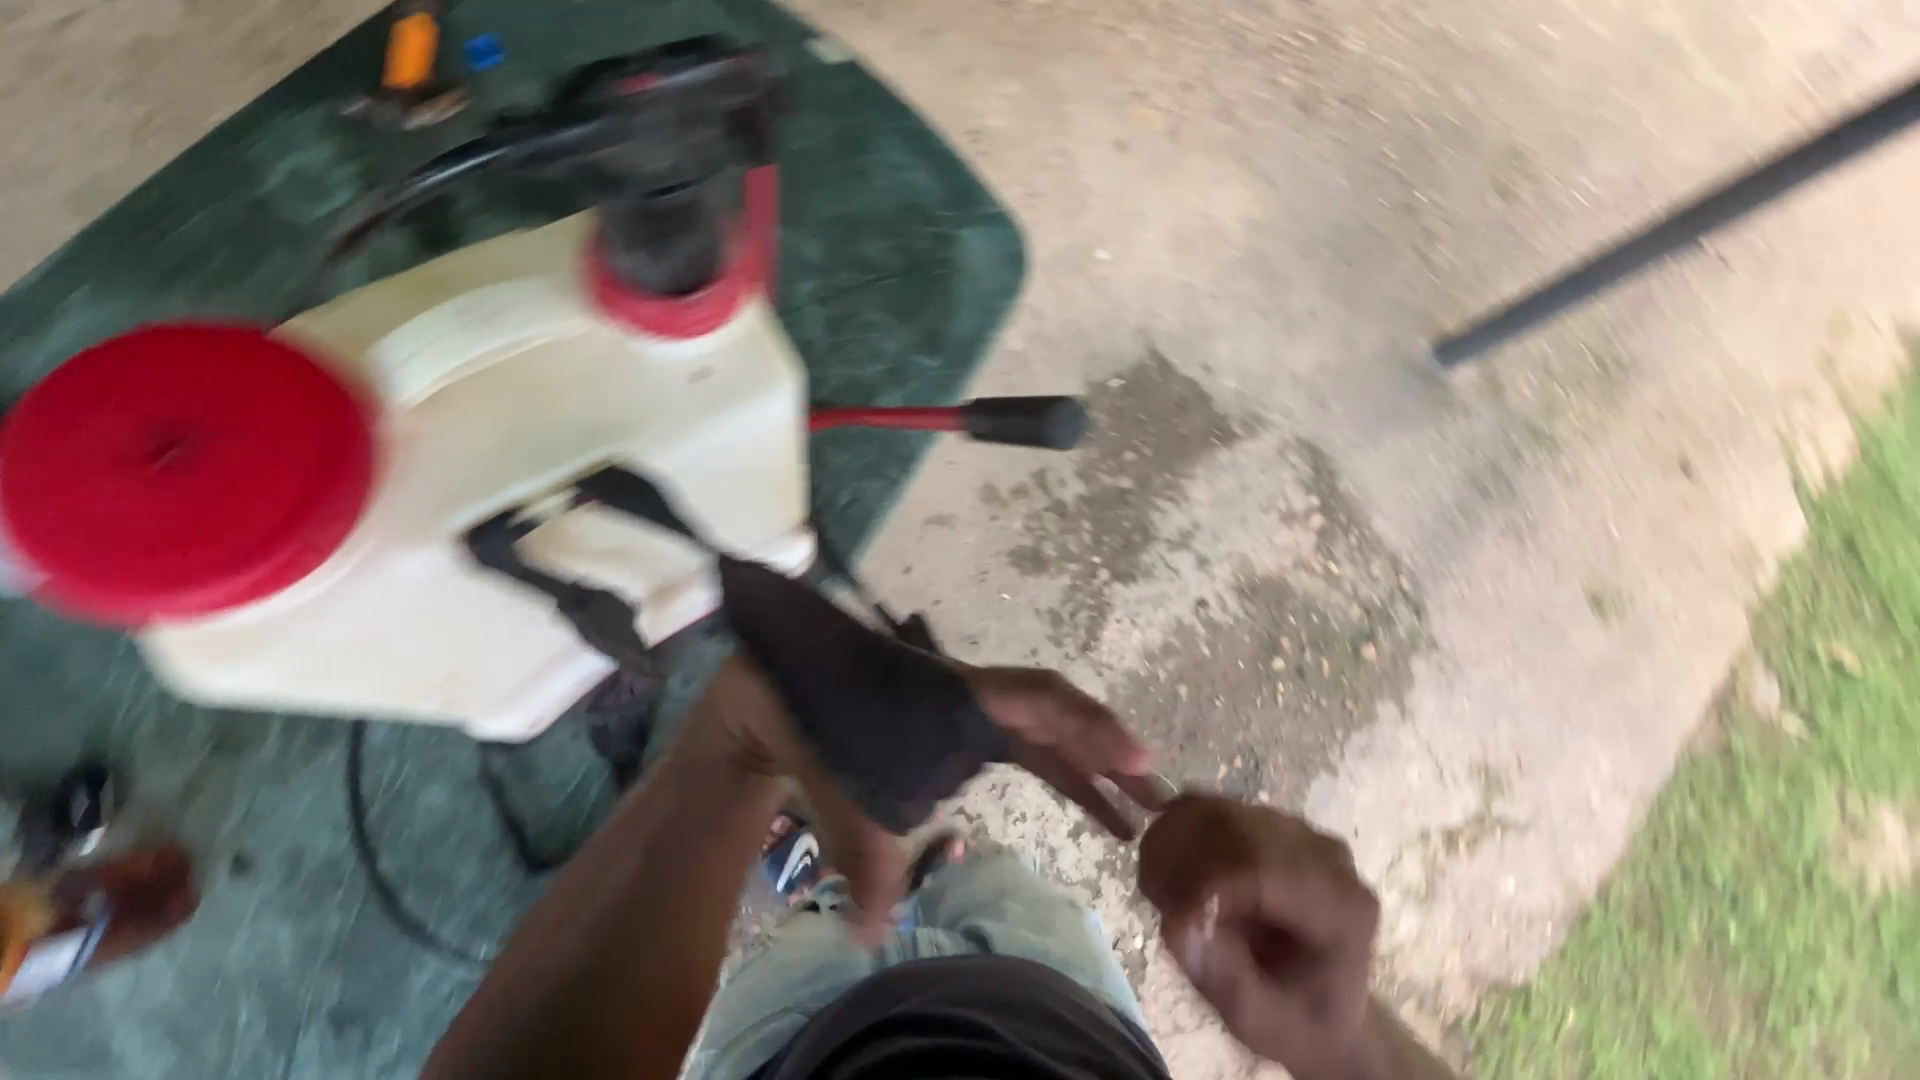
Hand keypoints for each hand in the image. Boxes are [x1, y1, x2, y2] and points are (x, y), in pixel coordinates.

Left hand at [695, 655, 1163, 939]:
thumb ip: (866, 867)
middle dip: (1110, 757)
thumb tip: (867, 941)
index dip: (1093, 727)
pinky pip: (1027, 749)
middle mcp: (978, 699)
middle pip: (1060, 719)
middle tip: (1159, 802)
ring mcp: (975, 713)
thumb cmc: (823, 732)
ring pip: (1048, 736)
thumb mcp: (849, 799)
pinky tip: (1083, 802)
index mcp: (961, 700)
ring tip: (1133, 818)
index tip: (1137, 762)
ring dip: (1091, 771)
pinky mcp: (966, 729)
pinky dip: (1059, 773)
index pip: (1043, 701)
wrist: (784, 694)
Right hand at [1138, 796, 1379, 1079]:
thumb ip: (1227, 980)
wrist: (1317, 1003)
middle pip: (1232, 826)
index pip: (1261, 866)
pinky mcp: (1267, 820)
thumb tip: (1181, 924)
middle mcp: (1324, 854)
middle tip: (1154, 902)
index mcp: (1342, 905)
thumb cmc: (1292, 1019)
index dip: (1201, 883)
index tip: (1168, 919)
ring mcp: (1296, 830)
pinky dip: (1176, 832)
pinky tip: (1169, 873)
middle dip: (1179, 860)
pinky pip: (1208, 807)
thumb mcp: (1263, 1022)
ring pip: (1213, 810)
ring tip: (1159, 894)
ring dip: (1171, 844)